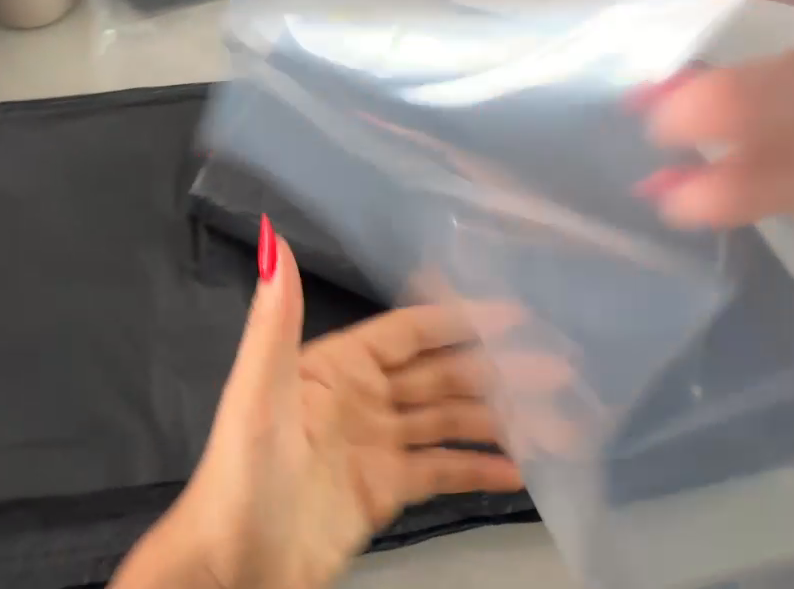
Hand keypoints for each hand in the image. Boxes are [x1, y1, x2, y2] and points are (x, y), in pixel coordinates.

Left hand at [112, 218, 523, 588]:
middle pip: (439, 375)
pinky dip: (477, 468)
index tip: (516, 315)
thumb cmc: (244, 470)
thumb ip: (275, 317)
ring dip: (499, 420)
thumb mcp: (258, 389)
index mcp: (335, 364)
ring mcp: (375, 444)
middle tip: (560, 370)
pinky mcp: (383, 490)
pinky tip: (518, 471)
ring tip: (560, 423)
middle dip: (495, 370)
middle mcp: (361, 395)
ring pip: (448, 422)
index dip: (459, 320)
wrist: (233, 562)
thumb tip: (274, 237)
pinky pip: (440, 471)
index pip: (408, 333)